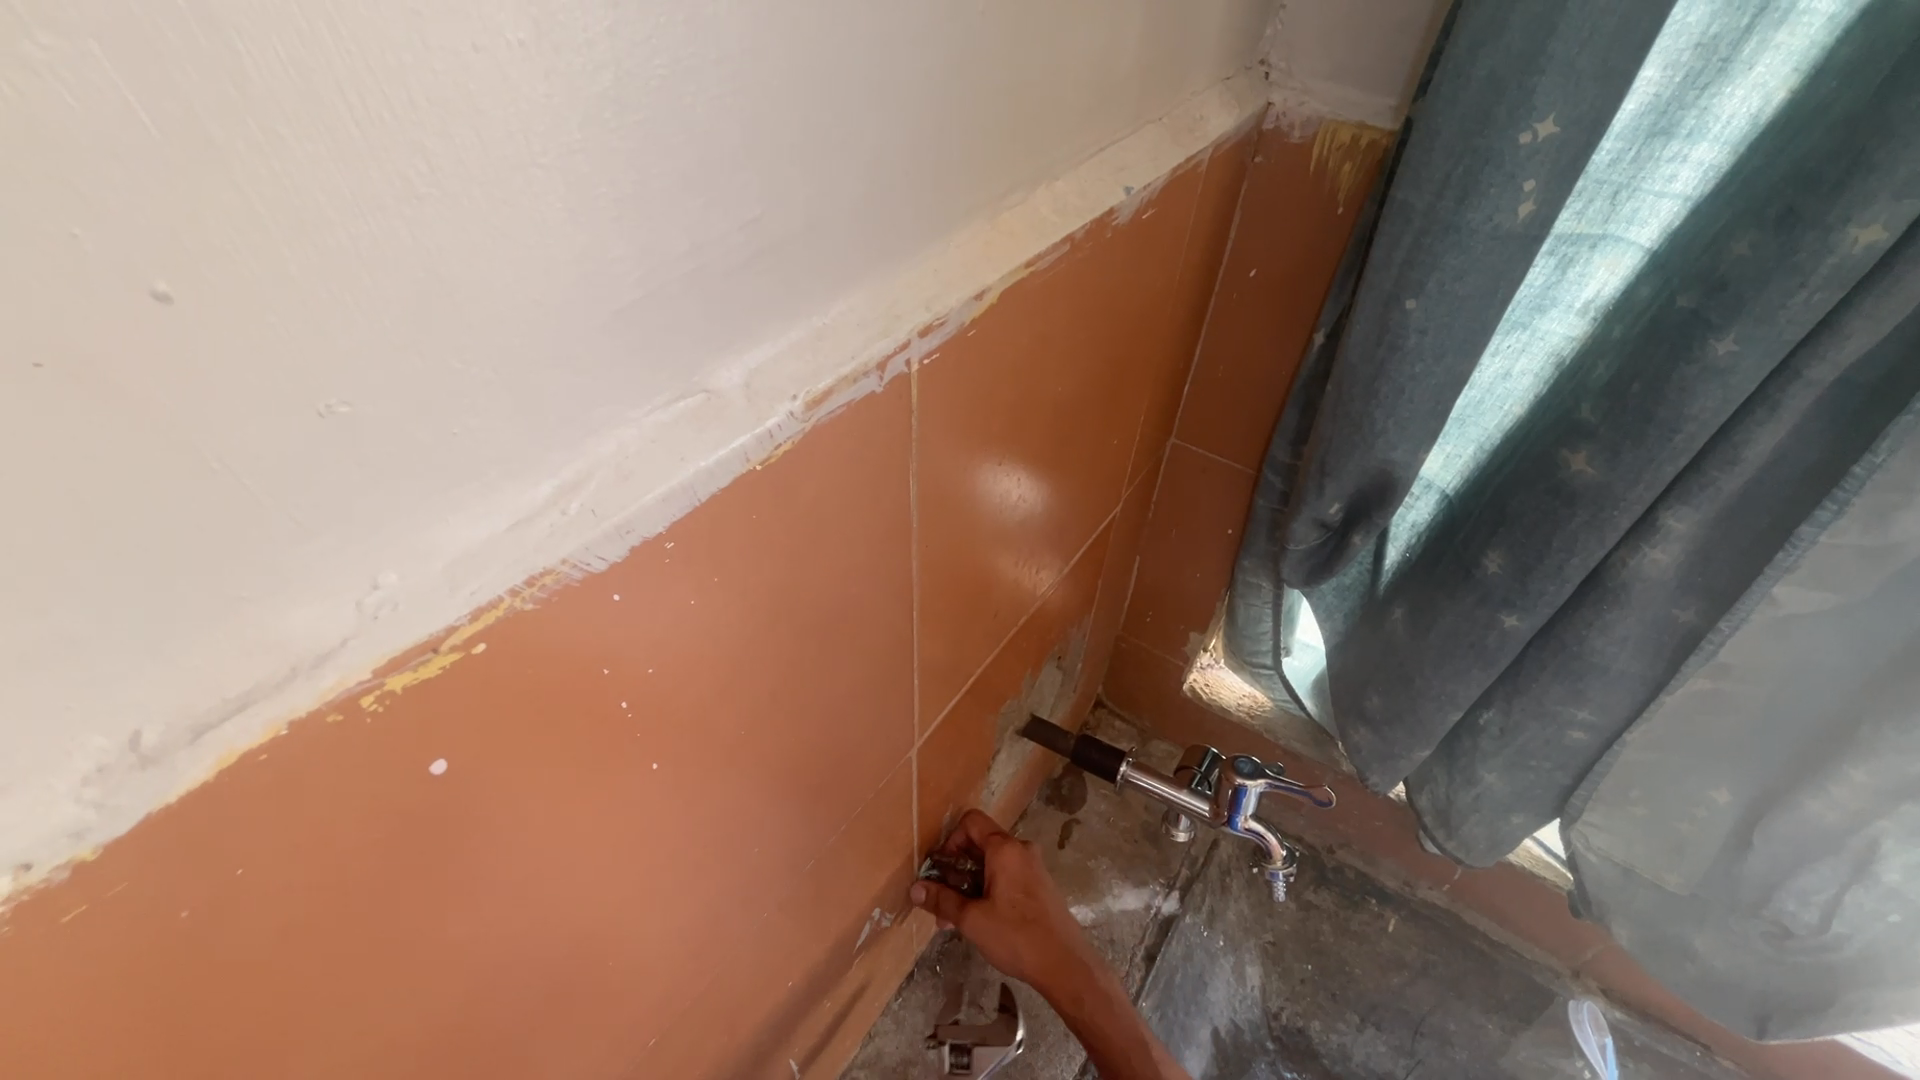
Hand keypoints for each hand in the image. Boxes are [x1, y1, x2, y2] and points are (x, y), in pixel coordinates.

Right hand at [908, 809, 1097, 994]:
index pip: (971, 822)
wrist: (1066, 964)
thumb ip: (942, 900)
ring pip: (993, 865)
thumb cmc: (1017, 936)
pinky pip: (1007, 877)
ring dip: (970, 885)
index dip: (950, 841)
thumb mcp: (972, 919)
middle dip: (956, 869)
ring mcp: (1033, 868)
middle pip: (981, 844)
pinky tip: (980, 921)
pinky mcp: (1040, 886)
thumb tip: (915, 889)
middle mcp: (1021, 850)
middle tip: (941, 901)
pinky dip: (989, 890)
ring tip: (955, 919)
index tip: (940, 870)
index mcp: (1005, 849)